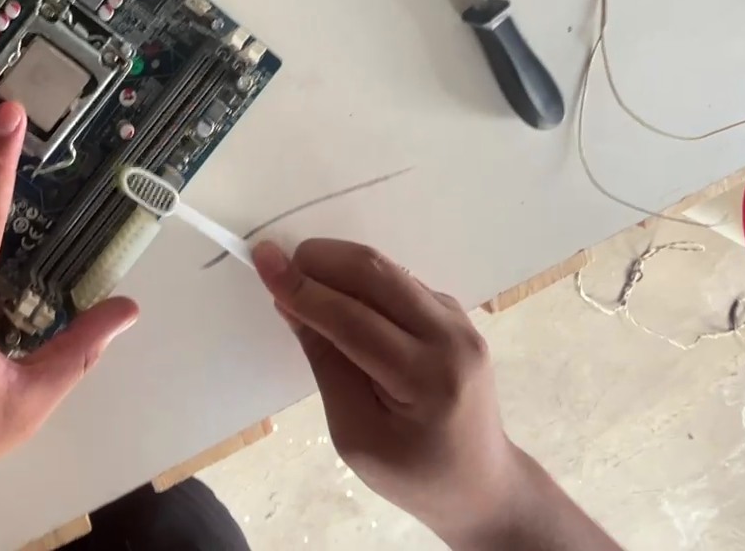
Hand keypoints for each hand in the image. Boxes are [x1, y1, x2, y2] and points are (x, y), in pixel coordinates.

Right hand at [255, 239, 618, 550]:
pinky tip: (341, 303)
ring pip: (384, 268)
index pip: (352, 319)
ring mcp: (457, 319)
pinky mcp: (452, 311)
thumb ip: (324, 362)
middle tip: (280, 267)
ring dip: (336, 265)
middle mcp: (451, 339)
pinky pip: (395, 278)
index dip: (302, 287)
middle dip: (319, 259)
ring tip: (305, 287)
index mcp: (428, 381)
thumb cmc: (411, 473)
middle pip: (375, 272)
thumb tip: (290, 302)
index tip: (261, 258)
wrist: (483, 486)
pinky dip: (358, 279)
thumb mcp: (353, 434)